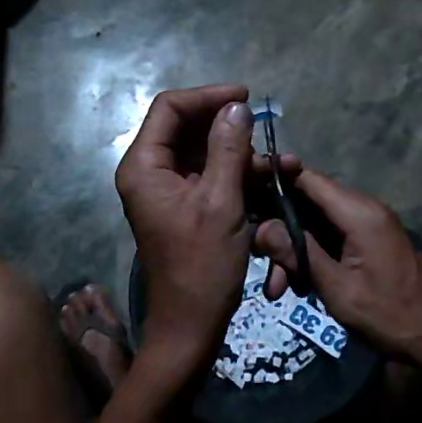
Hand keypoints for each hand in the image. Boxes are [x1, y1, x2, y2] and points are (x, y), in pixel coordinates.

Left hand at [114, 84, 261, 378]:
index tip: (245, 98)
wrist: (190, 326)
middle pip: (186, 128)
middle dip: (227, 126)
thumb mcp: (222, 203)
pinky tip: (268, 180)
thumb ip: (229, 149)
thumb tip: (237, 107)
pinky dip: (235, 174)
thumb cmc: (202, 266)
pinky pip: (208, 175)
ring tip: (277, 163)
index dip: (207, 96)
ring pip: (202, 152)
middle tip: (264, 130)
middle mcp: (148, 172)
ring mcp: (165, 190)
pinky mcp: (182, 205)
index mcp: (144, 167)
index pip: (169, 108)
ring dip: (238, 152)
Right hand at [254, 167, 421, 369]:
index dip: (274, 178)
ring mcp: (367, 226)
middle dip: (280, 231)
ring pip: (315, 225)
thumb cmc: (389, 315)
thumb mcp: (336, 288)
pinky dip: (311, 257)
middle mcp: (364, 210)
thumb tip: (261, 227)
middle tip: (261, 263)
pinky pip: (330, 238)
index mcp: (358, 213)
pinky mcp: (369, 242)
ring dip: (294, 251)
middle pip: (307, 204)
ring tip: (280, 289)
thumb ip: (298, 253)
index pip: (307, 177)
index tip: (243, 190)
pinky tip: (300, 287)